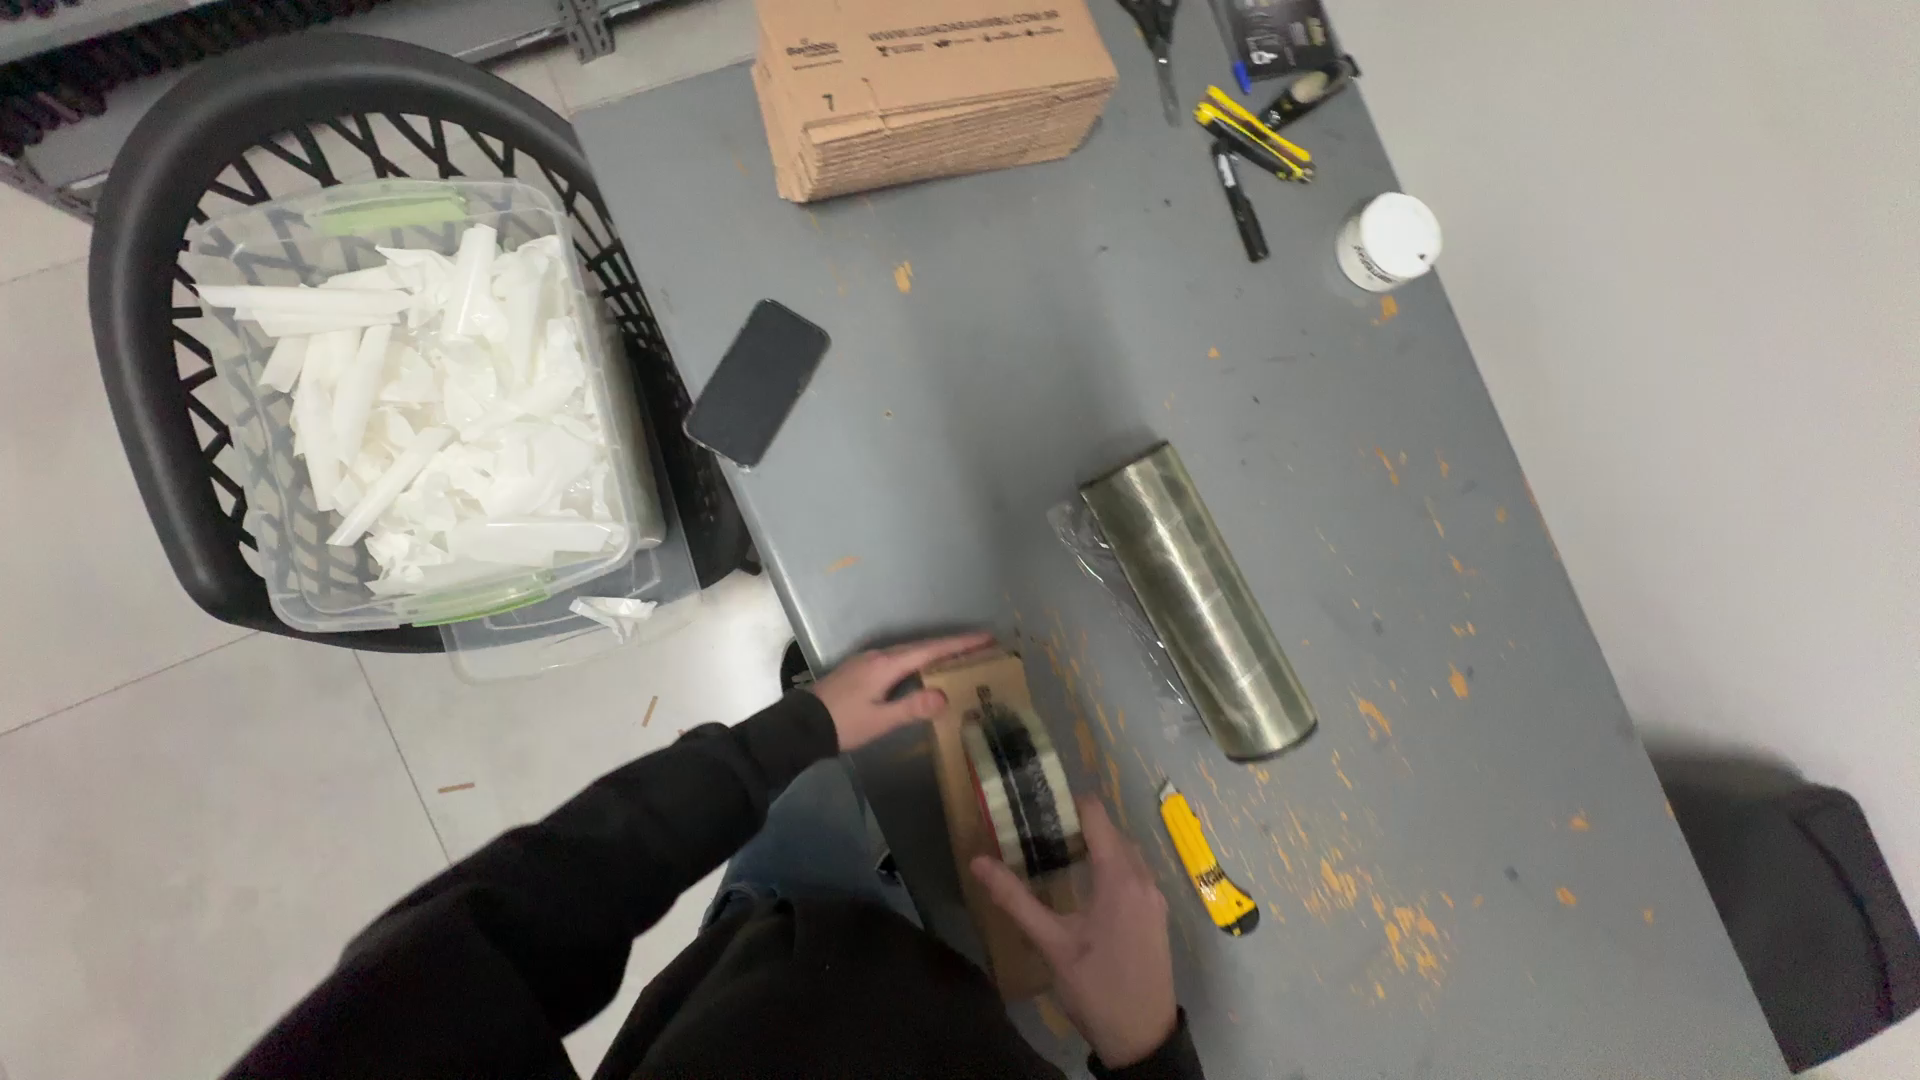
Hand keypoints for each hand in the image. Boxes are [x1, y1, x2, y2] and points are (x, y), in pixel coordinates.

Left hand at [810, 631, 993, 750]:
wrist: (800, 726)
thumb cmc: (842, 724)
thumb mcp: (879, 721)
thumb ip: (911, 708)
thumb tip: (944, 695)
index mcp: (886, 664)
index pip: (930, 650)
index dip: (959, 644)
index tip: (985, 637)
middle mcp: (879, 656)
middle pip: (922, 646)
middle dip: (951, 645)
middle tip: (980, 646)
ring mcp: (867, 661)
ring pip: (909, 652)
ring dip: (935, 652)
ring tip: (959, 656)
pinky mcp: (861, 669)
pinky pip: (898, 658)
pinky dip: (918, 660)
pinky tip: (923, 670)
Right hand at [972, 797, 1175, 1068]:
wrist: (1143, 1040)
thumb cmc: (1096, 986)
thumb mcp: (1051, 943)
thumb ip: (1015, 899)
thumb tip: (978, 862)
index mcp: (1119, 876)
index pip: (1096, 815)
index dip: (1067, 802)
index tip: (1037, 804)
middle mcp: (1142, 877)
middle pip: (1111, 831)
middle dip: (1077, 824)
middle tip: (1039, 829)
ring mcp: (1154, 897)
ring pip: (1125, 852)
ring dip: (1096, 845)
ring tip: (1058, 852)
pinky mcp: (1156, 914)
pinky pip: (1134, 872)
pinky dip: (1111, 864)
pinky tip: (1086, 884)